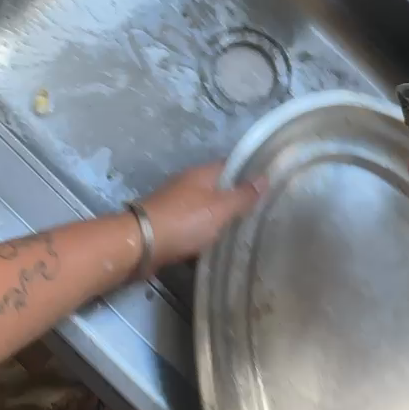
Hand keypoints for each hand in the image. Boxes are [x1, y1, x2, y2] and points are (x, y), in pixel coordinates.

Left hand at [136, 163, 264, 270]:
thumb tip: (264, 177)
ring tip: (242, 229)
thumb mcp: (220, 208)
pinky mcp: (167, 223)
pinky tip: (215, 242)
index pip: (231, 165)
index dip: (249, 173)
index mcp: (202, 173)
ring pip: (205, 205)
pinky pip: (193, 223)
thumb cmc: (184, 221)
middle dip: (236, 196)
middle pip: (217, 186)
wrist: (140, 244)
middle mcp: (188, 183)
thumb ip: (243, 195)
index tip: (268, 185)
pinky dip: (205, 230)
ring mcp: (175, 203)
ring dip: (220, 215)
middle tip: (259, 211)